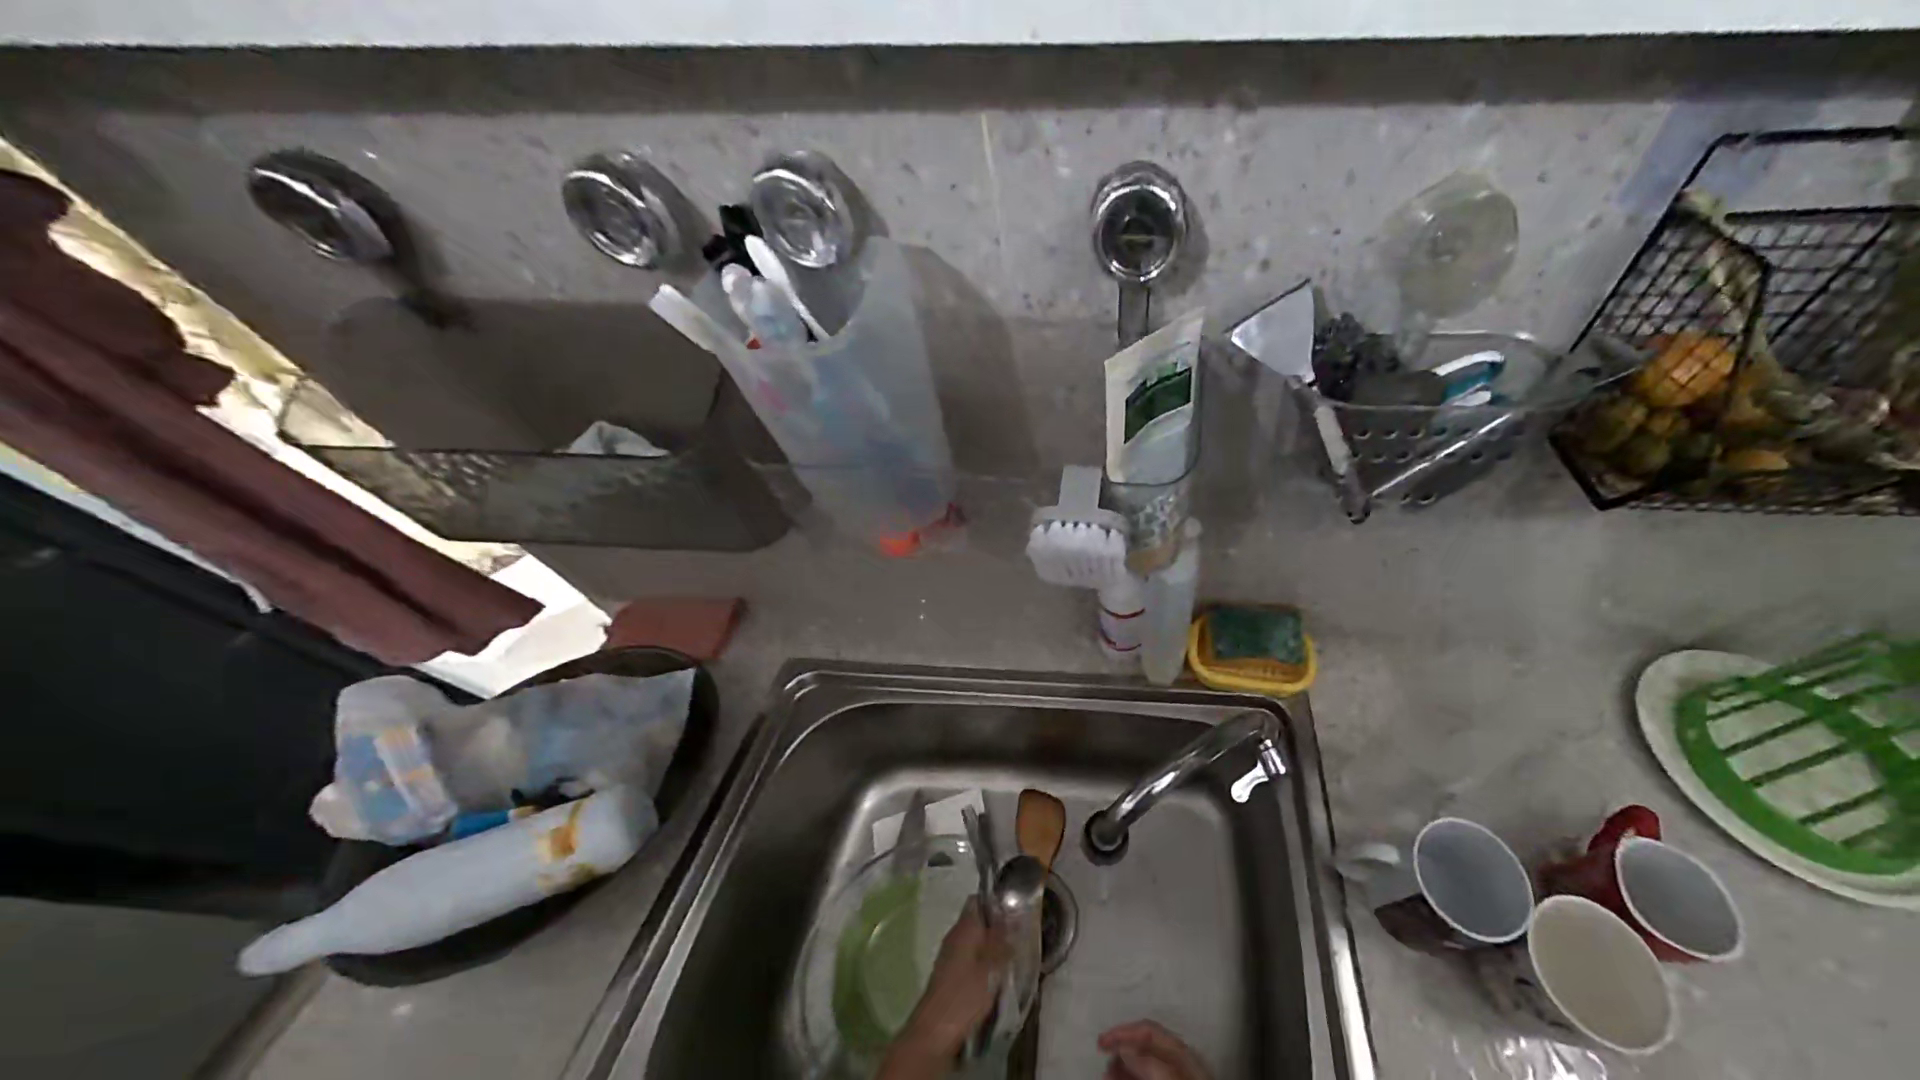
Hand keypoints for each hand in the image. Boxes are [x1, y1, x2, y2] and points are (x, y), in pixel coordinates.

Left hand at [877, 899, 1006, 1079]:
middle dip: (998, 925)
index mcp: (964, 928)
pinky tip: (998, 975)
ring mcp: (950, 956)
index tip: (1017, 906)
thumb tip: (1013, 915)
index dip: (996, 900)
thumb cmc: (964, 997)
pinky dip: (984, 961)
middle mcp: (955, 936)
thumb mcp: (990, 968)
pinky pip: (971, 958)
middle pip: (978, 920)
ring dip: (992, 945)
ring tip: (1014, 954)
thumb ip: (1002, 942)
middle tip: (1022, 934)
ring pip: (975, 940)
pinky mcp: (950, 975)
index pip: (978, 900)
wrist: (934, 1033)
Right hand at [1099, 1020, 1212, 1079]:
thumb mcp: (1168, 1076)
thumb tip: (1123, 1046)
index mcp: (1180, 1050)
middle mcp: (1177, 1060)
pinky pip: (1146, 1077)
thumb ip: (1148, 1061)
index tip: (1102, 1041)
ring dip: (1122, 1066)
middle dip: (1120, 1049)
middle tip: (1101, 1057)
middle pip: (1143, 1046)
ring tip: (1106, 1074)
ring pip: (1143, 1065)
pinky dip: (1130, 1077)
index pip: (1147, 1029)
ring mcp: (1175, 1075)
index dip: (1122, 1031)